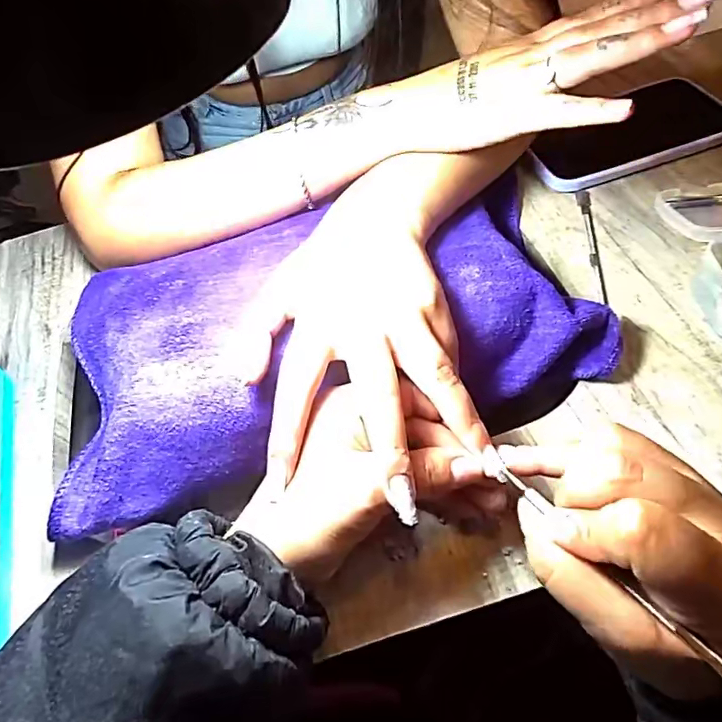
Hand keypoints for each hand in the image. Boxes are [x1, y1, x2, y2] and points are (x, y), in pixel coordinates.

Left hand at [232, 382, 542, 584]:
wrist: (278, 558)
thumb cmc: (311, 514)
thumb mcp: (368, 491)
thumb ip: (423, 474)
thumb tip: (476, 466)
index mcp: (349, 401)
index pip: (414, 405)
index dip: (454, 434)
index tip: (488, 461)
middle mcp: (359, 415)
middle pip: (423, 430)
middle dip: (461, 460)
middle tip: (497, 489)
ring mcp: (366, 444)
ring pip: (423, 454)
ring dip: (457, 480)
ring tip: (491, 505)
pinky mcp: (372, 472)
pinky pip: (415, 474)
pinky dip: (441, 491)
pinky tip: (469, 508)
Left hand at [234, 188, 494, 523]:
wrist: (374, 221)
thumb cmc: (320, 265)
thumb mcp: (278, 292)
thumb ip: (255, 334)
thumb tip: (243, 381)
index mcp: (315, 325)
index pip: (296, 391)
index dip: (287, 439)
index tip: (280, 486)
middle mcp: (362, 328)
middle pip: (377, 396)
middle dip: (388, 451)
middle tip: (395, 500)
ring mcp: (403, 321)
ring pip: (432, 382)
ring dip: (452, 429)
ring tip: (474, 471)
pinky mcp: (434, 315)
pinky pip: (449, 363)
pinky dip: (465, 400)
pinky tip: (479, 434)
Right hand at [405, 0, 719, 156]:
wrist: (404, 110)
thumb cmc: (443, 95)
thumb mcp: (490, 73)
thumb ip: (526, 70)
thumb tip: (549, 71)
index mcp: (528, 47)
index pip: (589, 17)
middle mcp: (533, 56)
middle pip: (602, 28)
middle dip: (659, 10)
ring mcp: (526, 83)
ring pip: (590, 56)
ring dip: (639, 40)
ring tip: (687, 26)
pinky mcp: (514, 117)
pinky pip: (557, 113)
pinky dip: (591, 110)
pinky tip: (627, 110)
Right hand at [515, 426, 721, 699]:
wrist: (710, 625)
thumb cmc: (672, 641)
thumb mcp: (623, 641)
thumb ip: (570, 580)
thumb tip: (536, 521)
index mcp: (713, 574)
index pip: (641, 526)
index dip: (584, 528)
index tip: (559, 540)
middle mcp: (712, 516)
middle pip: (618, 473)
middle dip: (571, 499)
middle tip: (564, 532)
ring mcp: (692, 481)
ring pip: (610, 446)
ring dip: (568, 473)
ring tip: (560, 504)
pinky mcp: (668, 460)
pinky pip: (608, 436)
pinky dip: (564, 450)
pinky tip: (532, 461)